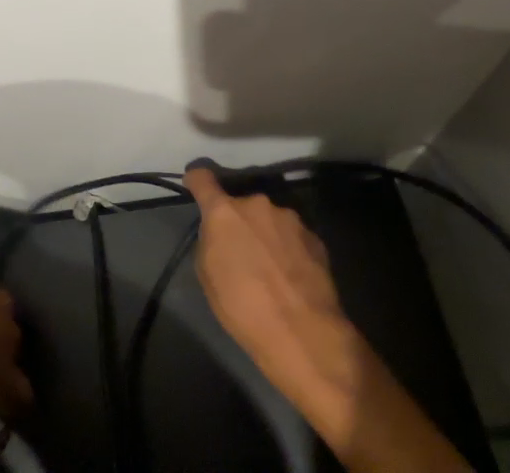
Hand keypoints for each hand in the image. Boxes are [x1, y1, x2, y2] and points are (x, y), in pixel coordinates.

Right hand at [185, 166, 347, 368]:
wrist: (302, 330)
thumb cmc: (242, 306)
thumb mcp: (208, 274)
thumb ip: (211, 241)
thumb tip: (221, 234)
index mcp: (224, 212)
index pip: (202, 178)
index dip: (196, 180)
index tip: (194, 185)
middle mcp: (257, 205)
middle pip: (241, 205)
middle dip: (238, 222)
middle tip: (241, 251)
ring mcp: (290, 218)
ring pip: (269, 219)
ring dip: (265, 234)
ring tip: (271, 268)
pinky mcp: (315, 236)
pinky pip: (292, 235)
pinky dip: (288, 248)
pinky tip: (291, 276)